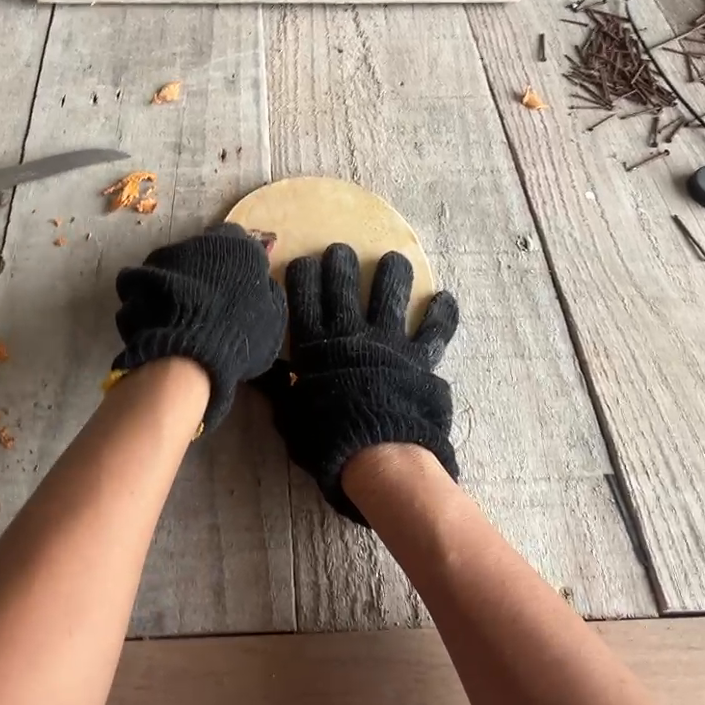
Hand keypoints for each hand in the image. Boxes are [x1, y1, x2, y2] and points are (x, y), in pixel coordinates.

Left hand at [112, 223, 285, 435]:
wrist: (186, 353)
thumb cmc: (238, 335)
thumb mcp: (272, 318)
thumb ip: (268, 293)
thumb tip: (263, 284)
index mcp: (240, 247)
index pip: (241, 243)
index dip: (239, 263)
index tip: (238, 282)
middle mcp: (203, 241)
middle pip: (207, 250)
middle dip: (208, 268)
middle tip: (209, 297)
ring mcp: (168, 255)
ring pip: (178, 262)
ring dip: (181, 279)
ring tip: (182, 310)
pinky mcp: (141, 274)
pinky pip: (152, 280)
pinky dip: (156, 292)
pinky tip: (161, 315)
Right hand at [255, 244, 460, 524]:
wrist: (379, 454)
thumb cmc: (328, 439)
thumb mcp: (292, 416)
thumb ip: (279, 392)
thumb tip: (259, 379)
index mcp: (315, 345)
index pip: (304, 296)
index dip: (302, 273)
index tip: (303, 262)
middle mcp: (351, 333)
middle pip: (344, 284)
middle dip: (340, 261)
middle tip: (340, 250)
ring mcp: (388, 341)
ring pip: (391, 293)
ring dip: (392, 272)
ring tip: (392, 260)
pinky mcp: (419, 356)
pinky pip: (435, 329)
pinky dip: (443, 313)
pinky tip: (445, 298)